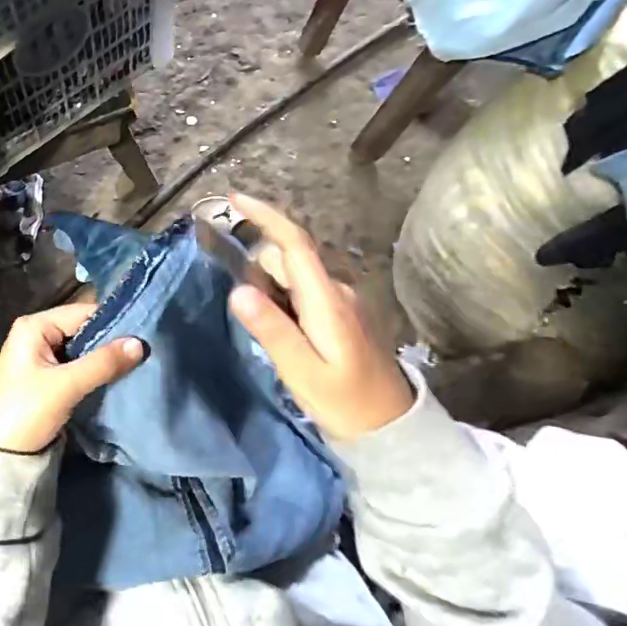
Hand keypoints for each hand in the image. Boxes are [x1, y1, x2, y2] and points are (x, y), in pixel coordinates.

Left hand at [0, 304, 145, 453]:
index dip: (113, 322)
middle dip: (111, 341)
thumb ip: (103, 362)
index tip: (144, 335)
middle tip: (144, 351)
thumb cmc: (26, 412)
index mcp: (34, 325)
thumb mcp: (66, 386)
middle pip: (84, 328)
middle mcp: (37, 333)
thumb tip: (140, 343)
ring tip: (136, 363)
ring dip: (104, 357)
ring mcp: (41, 354)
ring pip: (83, 348)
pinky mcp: (47, 375)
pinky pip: (77, 364)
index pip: (83, 313)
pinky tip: (116, 376)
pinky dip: (94, 369)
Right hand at [226, 193, 414, 438]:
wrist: (391, 428)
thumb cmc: (346, 403)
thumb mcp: (303, 372)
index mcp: (327, 300)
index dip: (266, 216)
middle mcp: (336, 289)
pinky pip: (302, 291)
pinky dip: (281, 298)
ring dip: (269, 287)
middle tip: (247, 314)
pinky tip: (280, 332)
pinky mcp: (340, 313)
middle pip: (288, 258)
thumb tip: (238, 290)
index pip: (296, 244)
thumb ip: (272, 330)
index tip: (235, 198)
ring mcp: (340, 300)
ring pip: (293, 275)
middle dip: (258, 269)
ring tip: (266, 333)